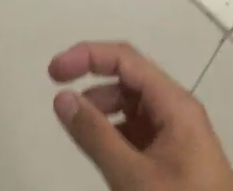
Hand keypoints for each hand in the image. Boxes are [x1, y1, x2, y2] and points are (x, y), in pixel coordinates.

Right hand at [49, 41, 232, 190]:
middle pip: (128, 79)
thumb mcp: (133, 177)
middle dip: (93, 86)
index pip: (124, 58)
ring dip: (104, 112)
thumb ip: (95, 135)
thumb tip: (61, 97)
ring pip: (133, 107)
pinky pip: (140, 132)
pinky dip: (117, 135)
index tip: (52, 74)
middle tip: (63, 106)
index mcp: (175, 104)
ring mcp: (180, 136)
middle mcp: (179, 111)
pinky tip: (106, 157)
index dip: (85, 56)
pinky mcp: (177, 159)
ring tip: (84, 137)